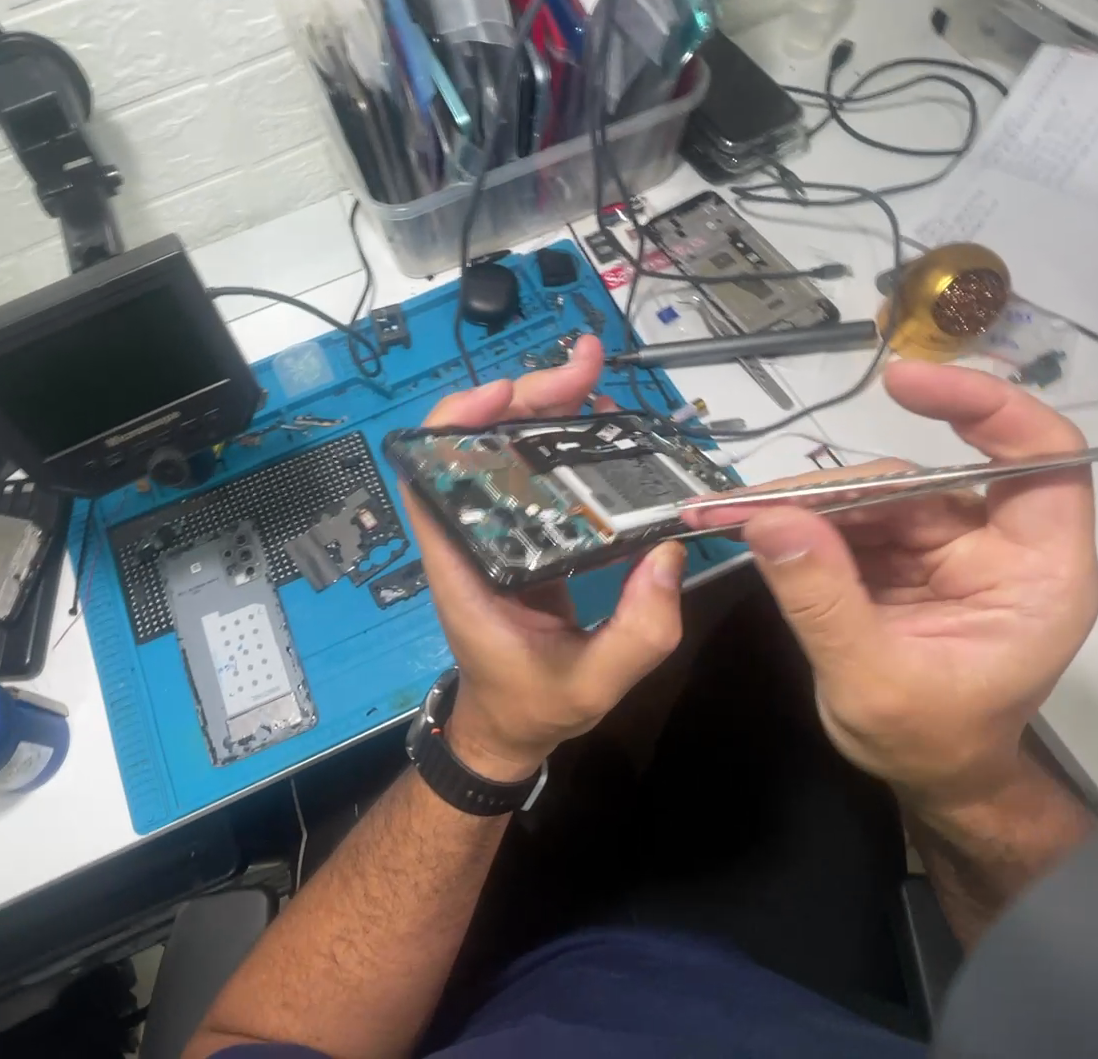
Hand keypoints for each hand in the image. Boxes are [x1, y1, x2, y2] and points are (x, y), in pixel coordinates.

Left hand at [402, 336, 687, 782]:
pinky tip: (600, 431)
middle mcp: (472, 544)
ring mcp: (497, 538)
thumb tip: (667, 552)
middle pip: (476, 452)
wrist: (513, 725)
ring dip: (545, 415)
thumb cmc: (534, 706)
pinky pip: (533, 482)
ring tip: (595, 387)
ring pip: (506, 458)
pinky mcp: (522, 539)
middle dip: (522, 402)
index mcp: (465, 574)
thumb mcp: (594, 682)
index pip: (430, 486)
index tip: (502, 394)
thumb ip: (638, 631)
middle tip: (582, 372)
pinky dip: (562, 450)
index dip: (452, 429)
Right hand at [687, 362, 1097, 810]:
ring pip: (869, 500)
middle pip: (916, 483)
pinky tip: (744, 526)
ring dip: (797, 507)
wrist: (926, 778)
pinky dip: (793, 526)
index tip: (903, 384)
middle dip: (828, 490)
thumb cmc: (928, 742)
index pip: (1039, 461)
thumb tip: (768, 519)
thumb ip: (822, 600)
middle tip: (744, 502)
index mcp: (1032, 573)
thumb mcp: (871, 679)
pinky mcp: (895, 563)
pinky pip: (844, 527)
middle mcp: (990, 547)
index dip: (985, 408)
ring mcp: (939, 553)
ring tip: (724, 516)